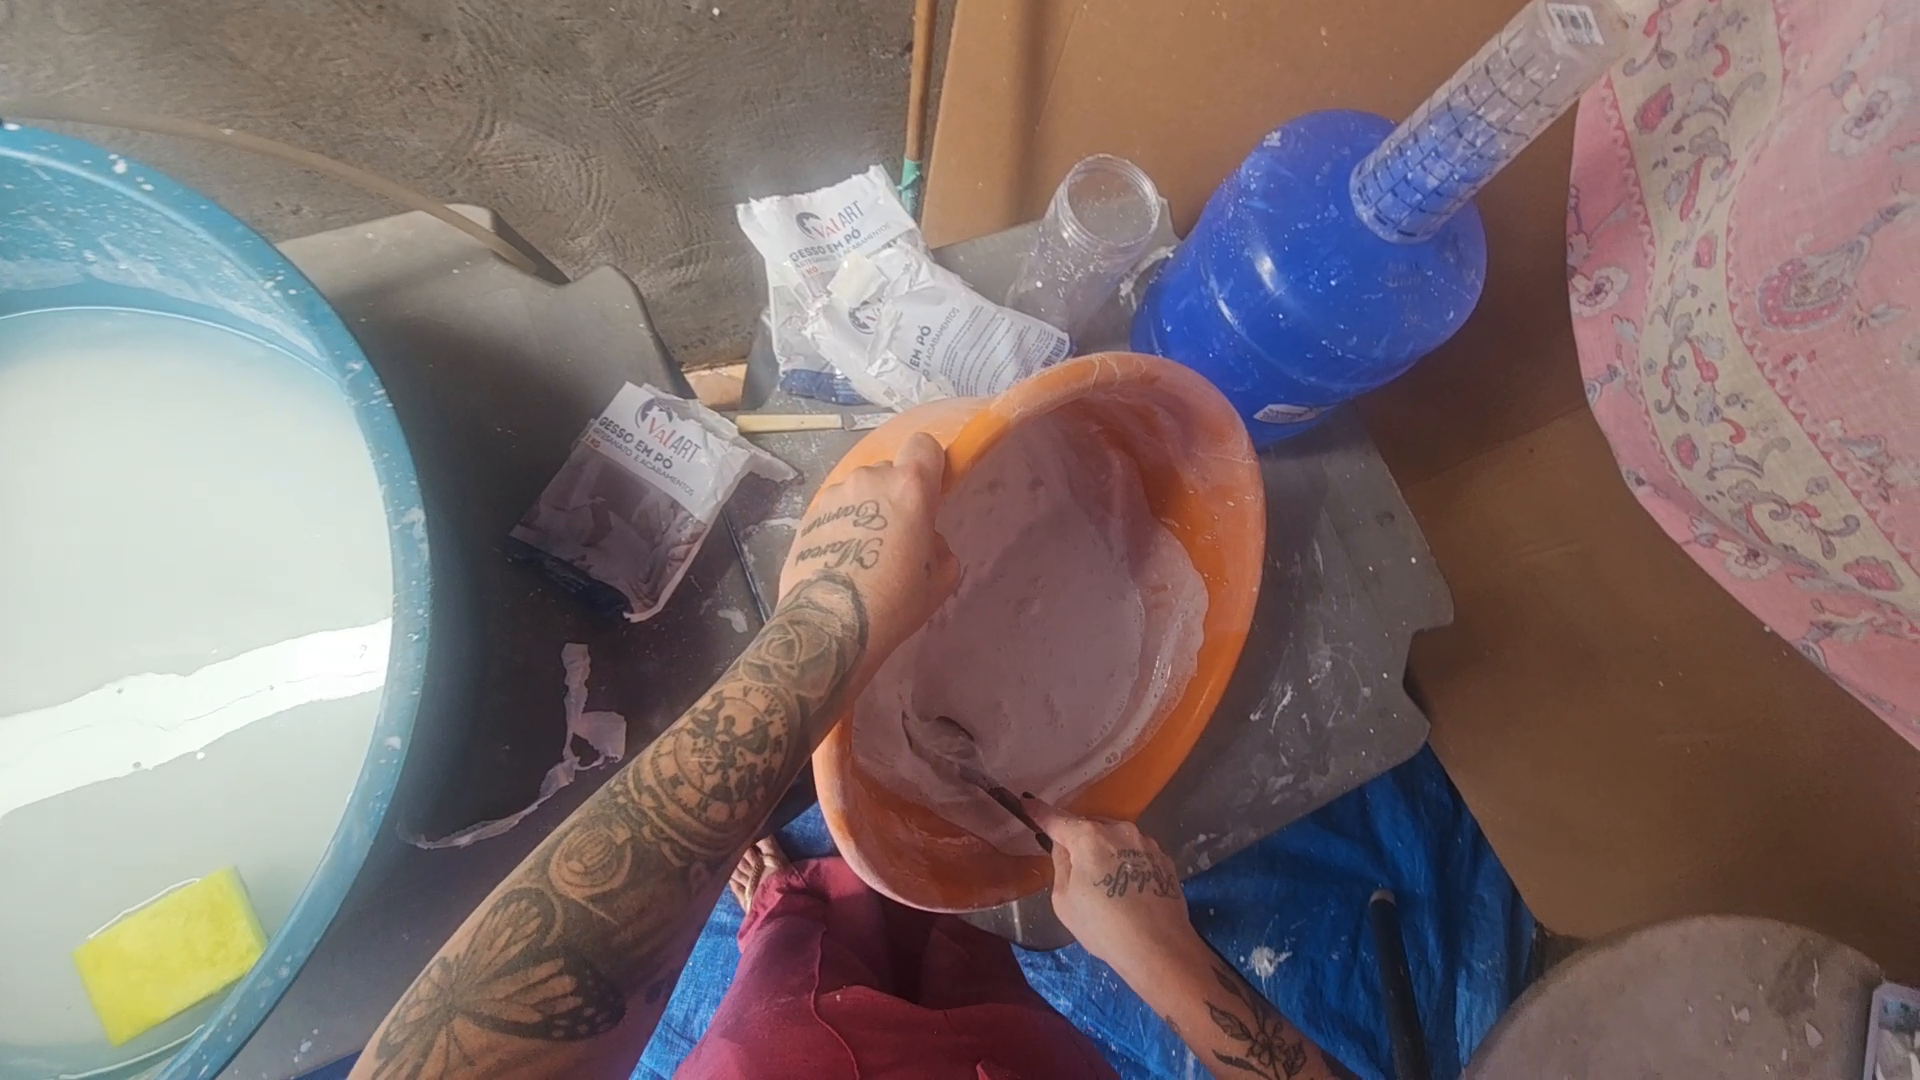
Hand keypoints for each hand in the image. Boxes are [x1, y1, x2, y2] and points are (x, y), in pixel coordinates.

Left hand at [778, 431, 959, 673]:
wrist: (830, 625)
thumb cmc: (895, 602)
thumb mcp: (939, 580)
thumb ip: (939, 546)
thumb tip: (924, 540)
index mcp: (909, 487)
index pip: (924, 445)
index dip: (929, 465)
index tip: (929, 493)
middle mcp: (869, 478)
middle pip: (889, 471)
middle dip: (894, 495)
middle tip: (894, 535)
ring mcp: (833, 494)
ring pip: (858, 490)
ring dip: (865, 509)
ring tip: (861, 551)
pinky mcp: (807, 513)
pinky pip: (835, 509)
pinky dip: (841, 524)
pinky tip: (838, 558)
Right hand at [1024, 799, 1202, 979]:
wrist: (1160, 950)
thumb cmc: (1103, 927)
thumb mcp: (1064, 901)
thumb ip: (1061, 865)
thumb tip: (1065, 848)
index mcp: (1088, 836)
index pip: (1056, 819)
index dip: (1039, 812)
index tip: (1027, 802)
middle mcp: (1118, 829)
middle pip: (1088, 827)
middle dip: (1078, 841)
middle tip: (1076, 870)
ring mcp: (1145, 842)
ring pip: (1114, 838)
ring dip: (1105, 851)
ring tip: (1107, 886)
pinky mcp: (1164, 858)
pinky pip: (1135, 853)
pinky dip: (1127, 864)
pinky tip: (1129, 891)